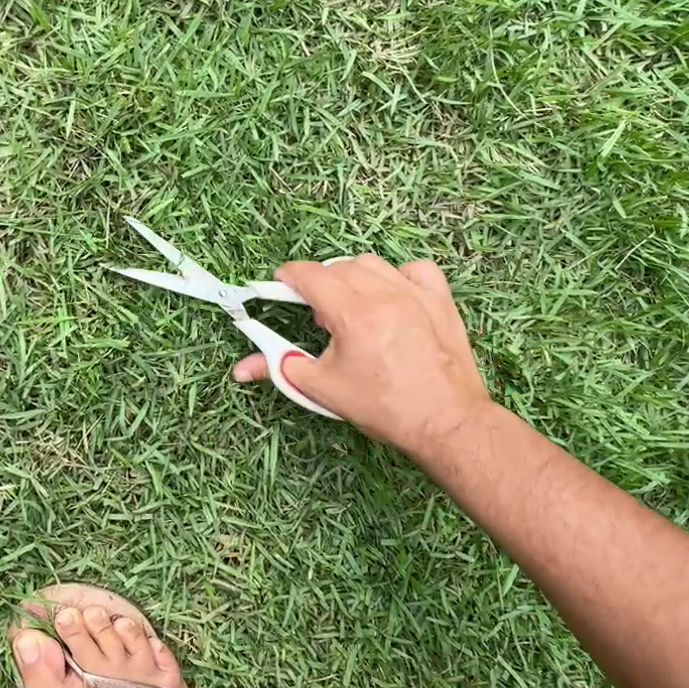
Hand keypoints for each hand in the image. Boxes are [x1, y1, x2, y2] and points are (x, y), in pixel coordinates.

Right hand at [232, 255, 493, 453]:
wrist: (447, 423)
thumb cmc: (384, 407)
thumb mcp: (322, 388)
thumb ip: (279, 366)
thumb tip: (242, 368)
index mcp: (353, 315)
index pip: (311, 275)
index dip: (289, 275)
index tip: (280, 283)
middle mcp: (385, 296)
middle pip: (338, 267)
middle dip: (318, 281)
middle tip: (315, 309)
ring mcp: (417, 296)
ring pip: (373, 264)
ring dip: (352, 276)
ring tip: (349, 304)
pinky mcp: (441, 303)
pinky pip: (416, 270)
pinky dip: (398, 276)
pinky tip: (391, 296)